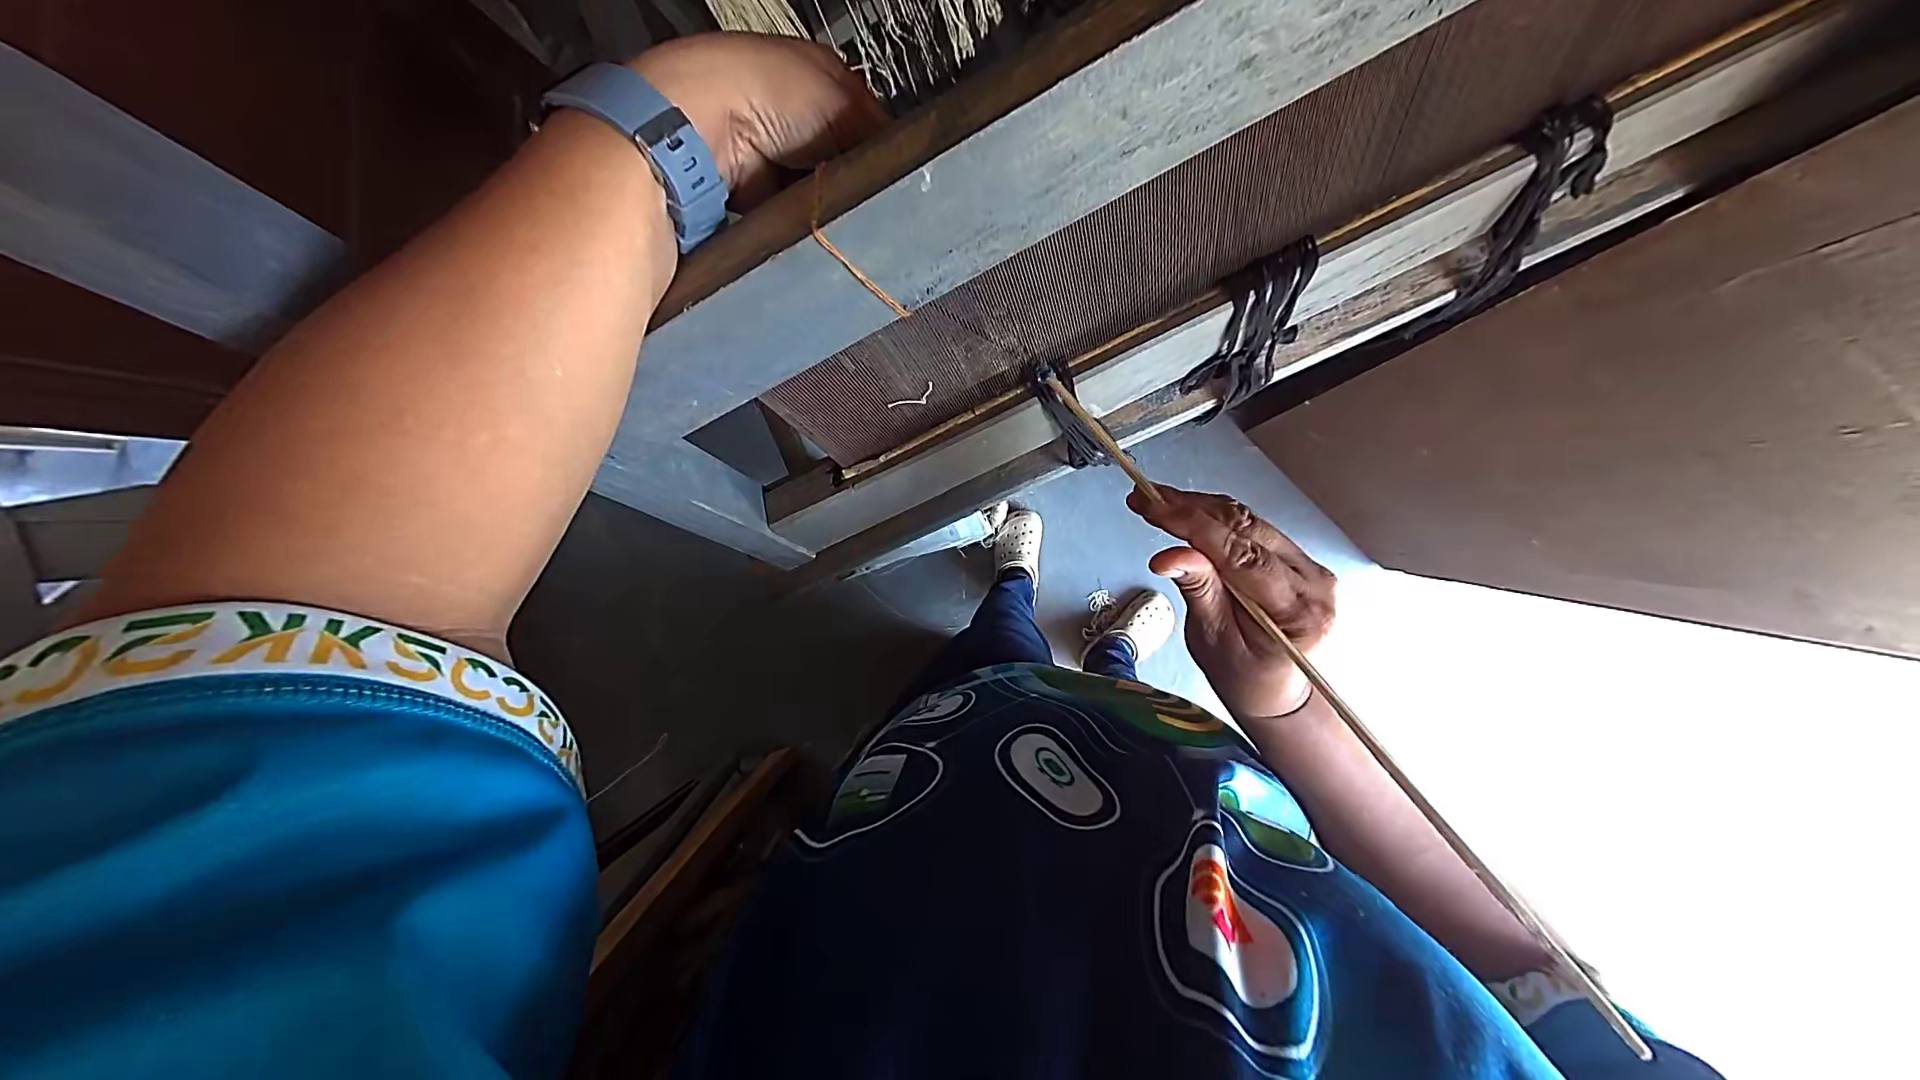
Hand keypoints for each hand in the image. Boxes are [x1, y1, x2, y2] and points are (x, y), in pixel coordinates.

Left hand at [630, 33, 888, 208]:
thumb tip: (906, 165)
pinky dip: (815, 218)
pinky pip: (807, 216)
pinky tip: (822, 217)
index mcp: (824, 81)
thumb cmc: (768, 91)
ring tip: (847, 205)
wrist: (708, 130)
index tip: (904, 175)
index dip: (889, 149)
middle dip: (864, 181)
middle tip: (875, 196)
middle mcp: (803, 120)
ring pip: (832, 194)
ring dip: (839, 203)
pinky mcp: (769, 199)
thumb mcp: (844, 101)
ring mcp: (784, 161)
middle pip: (853, 164)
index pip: (874, 124)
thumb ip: (881, 134)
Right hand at [1128, 486, 1335, 721]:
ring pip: (1247, 521)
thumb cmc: (1247, 678)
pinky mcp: (1295, 558)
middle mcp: (1311, 581)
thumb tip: (1171, 556)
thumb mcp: (1213, 641)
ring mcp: (1307, 566)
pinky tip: (1186, 513)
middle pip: (1245, 527)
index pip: (1240, 553)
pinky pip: (1252, 528)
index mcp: (1296, 609)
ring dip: (1198, 508)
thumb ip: (1199, 591)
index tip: (1154, 509)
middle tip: (1146, 498)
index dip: (1192, 526)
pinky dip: (1214, 519)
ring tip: (1157, 501)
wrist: (1279, 691)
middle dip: (1189, 508)